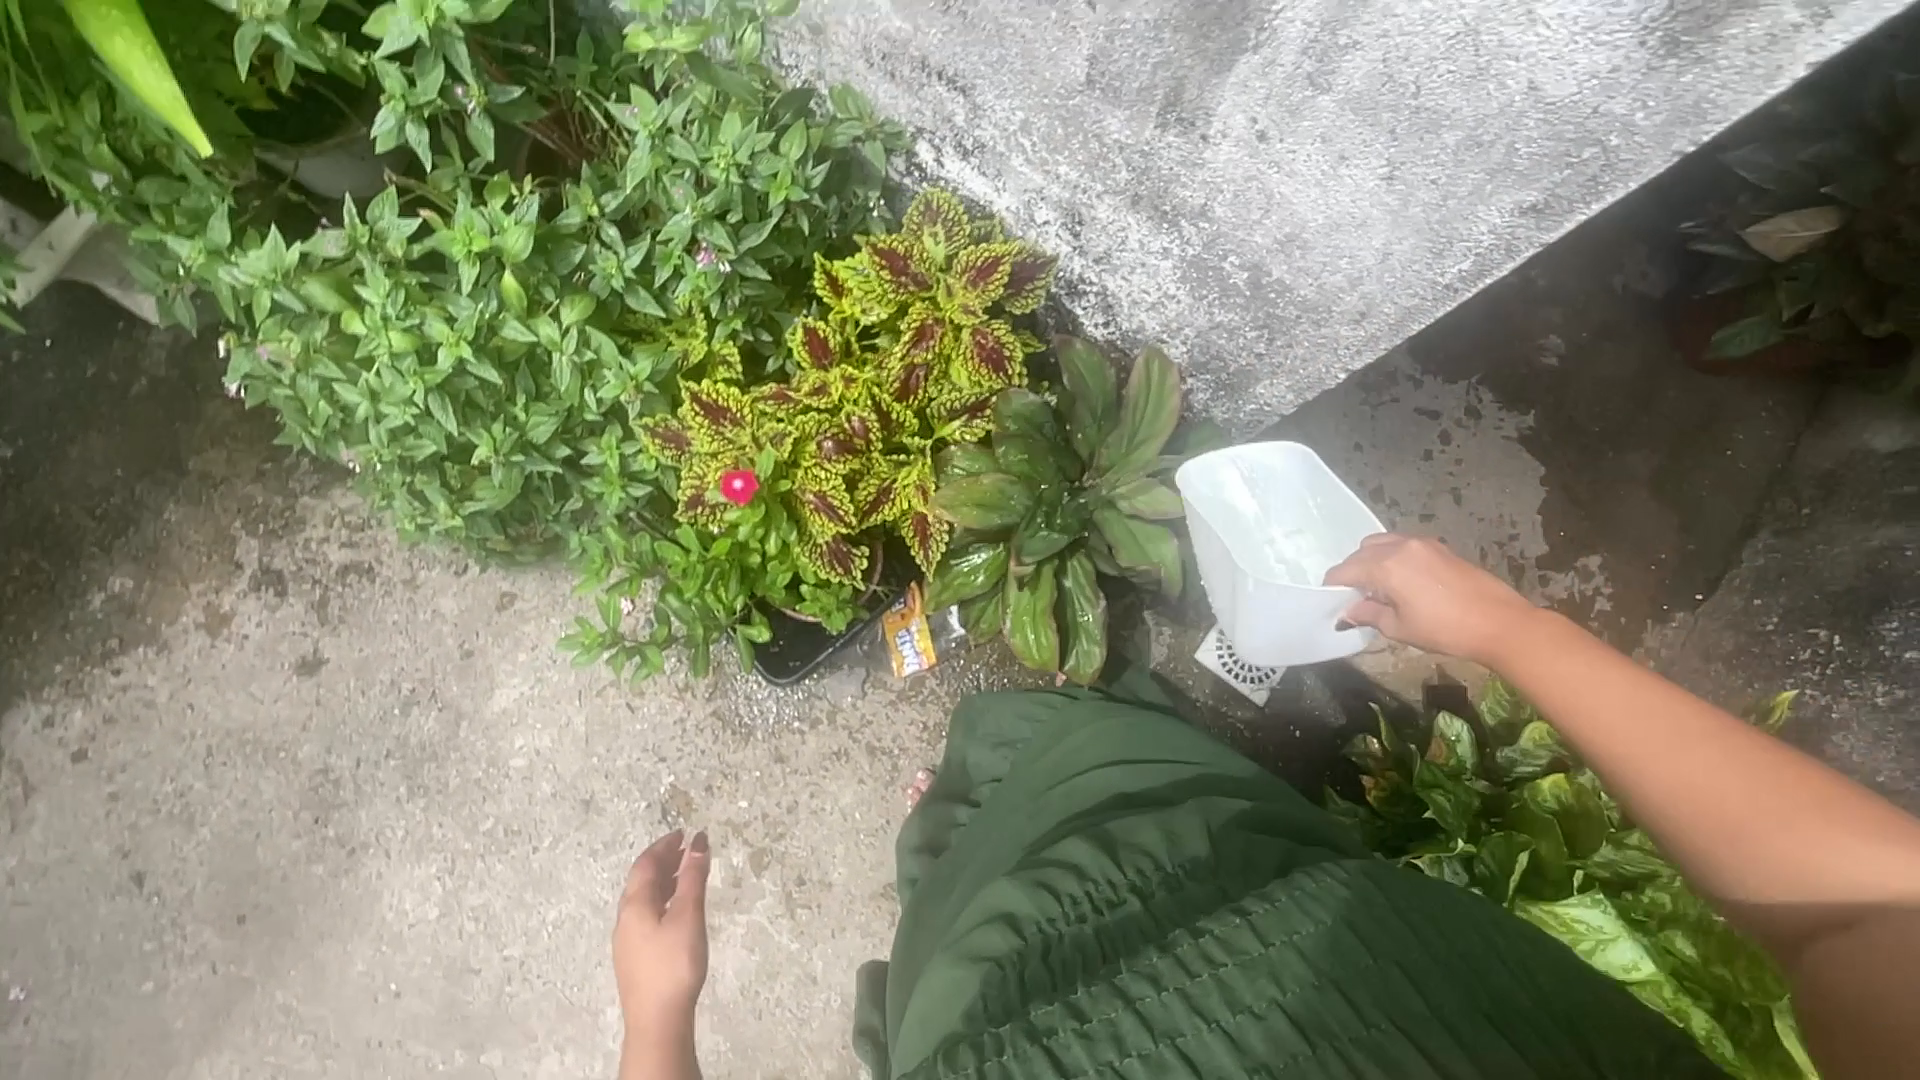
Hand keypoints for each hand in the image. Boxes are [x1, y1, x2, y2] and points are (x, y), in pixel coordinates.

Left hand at [613, 829, 710, 1036]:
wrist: (657, 1021)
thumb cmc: (674, 963)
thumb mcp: (689, 915)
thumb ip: (693, 877)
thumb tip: (698, 842)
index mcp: (634, 905)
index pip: (645, 864)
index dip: (663, 845)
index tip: (683, 833)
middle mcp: (626, 919)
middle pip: (642, 880)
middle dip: (664, 861)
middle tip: (688, 849)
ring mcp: (628, 940)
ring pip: (645, 899)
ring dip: (665, 881)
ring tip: (688, 874)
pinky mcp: (636, 957)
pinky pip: (647, 915)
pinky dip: (663, 900)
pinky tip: (679, 910)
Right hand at [1322, 533, 1542, 664]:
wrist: (1501, 623)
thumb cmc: (1445, 630)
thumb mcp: (1399, 628)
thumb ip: (1368, 614)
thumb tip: (1347, 612)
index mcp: (1385, 566)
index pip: (1344, 571)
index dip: (1333, 587)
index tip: (1332, 602)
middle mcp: (1399, 547)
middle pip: (1360, 553)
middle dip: (1351, 572)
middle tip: (1356, 597)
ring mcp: (1422, 544)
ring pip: (1381, 543)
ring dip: (1371, 560)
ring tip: (1379, 586)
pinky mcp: (1439, 547)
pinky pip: (1402, 544)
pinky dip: (1391, 556)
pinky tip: (1401, 580)